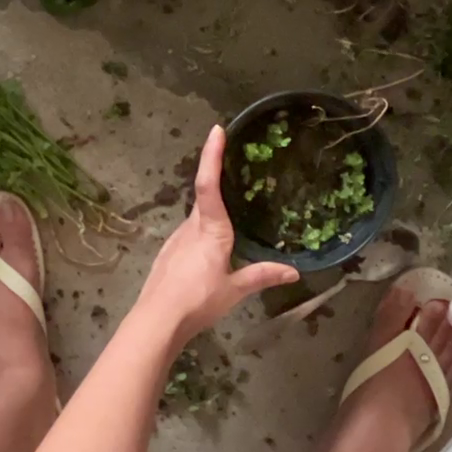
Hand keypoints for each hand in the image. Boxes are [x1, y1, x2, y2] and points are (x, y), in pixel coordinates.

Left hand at [134, 126, 299, 341]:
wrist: (157, 321)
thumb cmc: (197, 301)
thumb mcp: (235, 290)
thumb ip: (261, 276)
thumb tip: (294, 272)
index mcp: (210, 230)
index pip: (210, 184)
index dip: (212, 155)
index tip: (217, 130)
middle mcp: (190, 228)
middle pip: (204, 198)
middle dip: (218, 180)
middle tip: (235, 168)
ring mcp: (176, 241)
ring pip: (197, 218)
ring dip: (211, 213)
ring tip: (230, 215)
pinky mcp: (169, 254)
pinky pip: (189, 234)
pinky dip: (201, 232)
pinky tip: (210, 248)